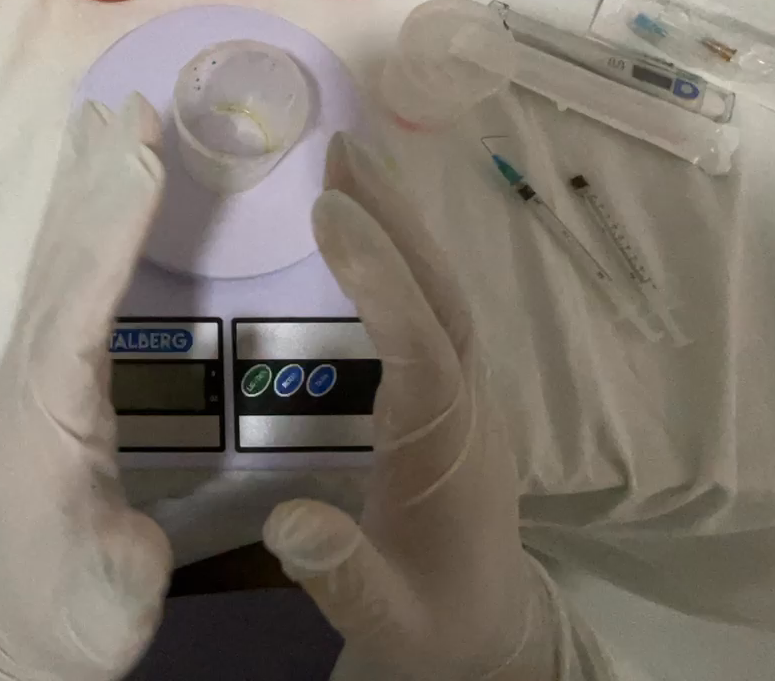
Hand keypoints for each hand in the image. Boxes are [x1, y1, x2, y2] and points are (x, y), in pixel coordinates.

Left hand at [0, 97, 173, 680]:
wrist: (24, 622)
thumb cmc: (78, 612)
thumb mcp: (110, 600)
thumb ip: (119, 561)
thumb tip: (131, 509)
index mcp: (48, 423)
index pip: (76, 313)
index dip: (108, 238)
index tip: (140, 162)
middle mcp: (28, 375)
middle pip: (60, 262)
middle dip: (97, 181)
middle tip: (131, 106)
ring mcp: (30, 363)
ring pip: (56, 255)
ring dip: (82, 182)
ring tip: (104, 116)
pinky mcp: (44, 360)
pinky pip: (61, 271)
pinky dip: (78, 215)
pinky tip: (89, 181)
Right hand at [262, 135, 570, 680]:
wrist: (488, 627)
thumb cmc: (430, 618)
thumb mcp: (384, 619)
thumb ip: (342, 574)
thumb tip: (285, 522)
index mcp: (447, 443)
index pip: (419, 342)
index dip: (378, 275)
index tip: (329, 210)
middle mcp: (466, 396)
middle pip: (440, 288)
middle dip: (393, 214)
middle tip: (340, 147)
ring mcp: (465, 383)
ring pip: (441, 283)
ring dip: (399, 217)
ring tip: (351, 158)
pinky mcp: (452, 381)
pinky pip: (430, 297)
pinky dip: (401, 247)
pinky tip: (369, 221)